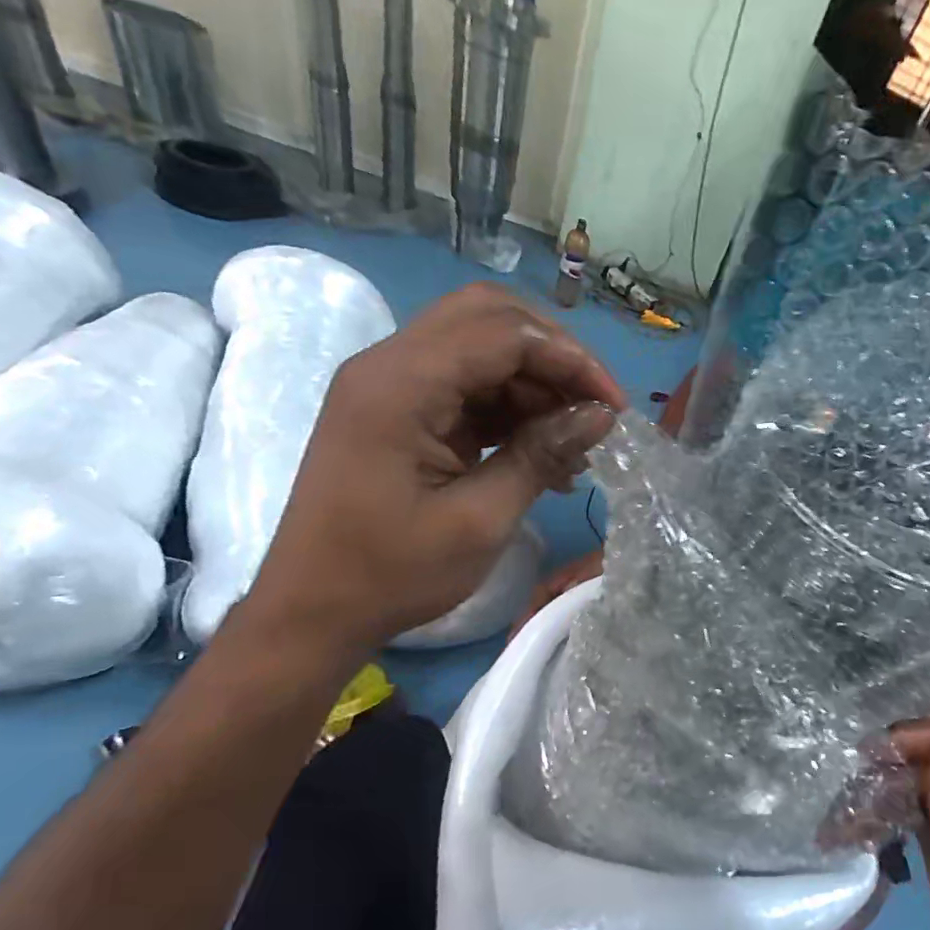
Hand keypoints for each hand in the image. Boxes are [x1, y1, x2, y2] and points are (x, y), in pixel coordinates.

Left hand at [239, 283, 625, 656]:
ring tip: (575, 441)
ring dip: (534, 383)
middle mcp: (389, 365)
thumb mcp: (480, 520)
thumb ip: (541, 455)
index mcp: (400, 385)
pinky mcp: (398, 410)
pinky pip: (465, 385)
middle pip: (488, 318)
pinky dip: (510, 407)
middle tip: (594, 407)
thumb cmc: (393, 574)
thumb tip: (601, 415)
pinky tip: (544, 450)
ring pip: (480, 348)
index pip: (502, 333)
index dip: (570, 359)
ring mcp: (390, 385)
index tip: (615, 407)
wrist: (314, 611)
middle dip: (553, 355)